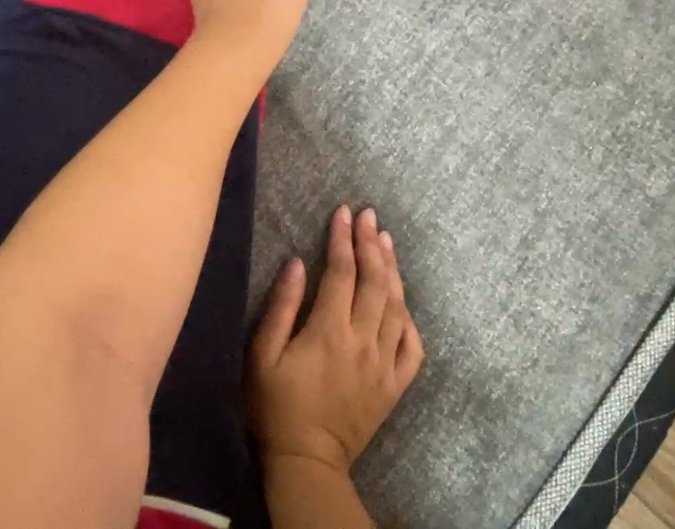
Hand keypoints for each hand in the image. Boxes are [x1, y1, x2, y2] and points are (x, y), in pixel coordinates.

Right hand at [249, 206, 424, 475]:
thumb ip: (281, 306)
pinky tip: (402, 300)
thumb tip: (297, 263)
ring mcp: (384, 364)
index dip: (343, 239)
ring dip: (392, 270)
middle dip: (371, 243)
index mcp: (329, 331)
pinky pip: (412, 346)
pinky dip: (410, 318)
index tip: (343, 212)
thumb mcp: (262, 354)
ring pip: (396, 307)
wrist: (306, 461)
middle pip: (374, 282)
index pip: (341, 272)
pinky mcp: (395, 385)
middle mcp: (363, 341)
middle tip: (369, 215)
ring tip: (386, 240)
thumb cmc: (275, 405)